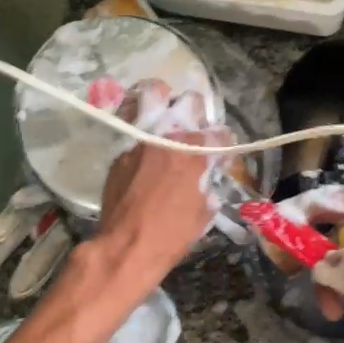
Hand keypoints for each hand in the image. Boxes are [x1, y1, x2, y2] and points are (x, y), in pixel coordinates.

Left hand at [83, 80, 232, 283]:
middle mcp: (168, 137)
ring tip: (162, 105)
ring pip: (151, 95)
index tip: (221, 149)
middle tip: (193, 123)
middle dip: (196, 110)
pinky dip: (138, 121)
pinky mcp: (119, 149)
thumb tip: (207, 176)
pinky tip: (142, 131)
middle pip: (189, 102)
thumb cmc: (170, 236)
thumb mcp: (203, 212)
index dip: (223, 141)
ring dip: (161, 97)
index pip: (219, 133)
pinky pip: (129, 120)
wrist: (125, 247)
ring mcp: (139, 139)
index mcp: (194, 153)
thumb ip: (208, 185)